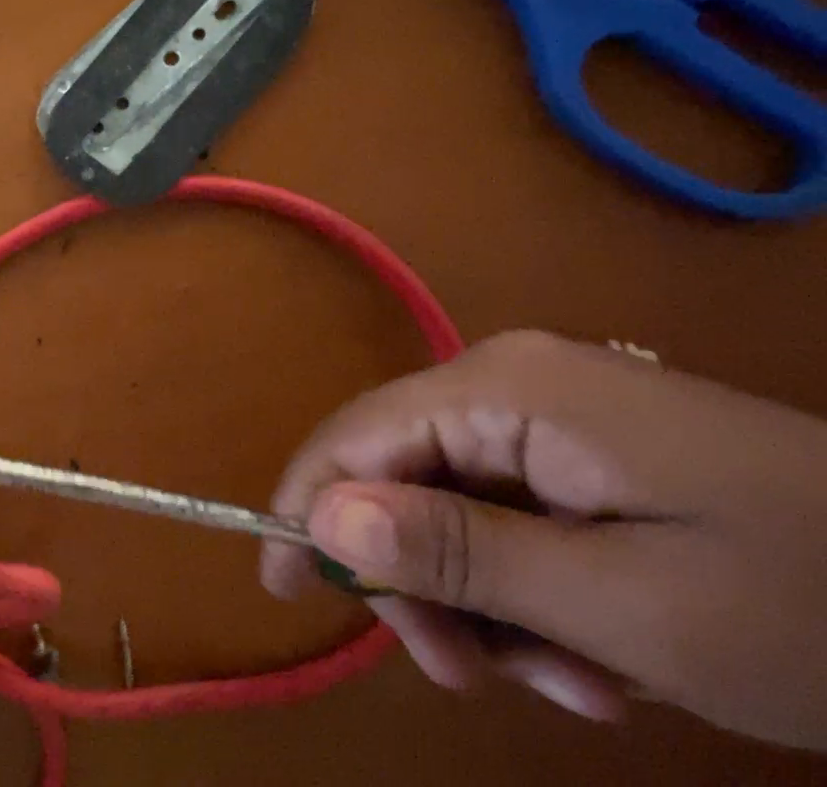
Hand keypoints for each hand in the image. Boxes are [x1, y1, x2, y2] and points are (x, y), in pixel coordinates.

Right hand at [262, 330, 826, 749]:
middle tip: (467, 675)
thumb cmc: (806, 604)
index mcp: (506, 389)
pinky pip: (509, 518)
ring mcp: (555, 417)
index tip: (289, 598)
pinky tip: (592, 655)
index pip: (353, 440)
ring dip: (485, 605)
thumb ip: (455, 551)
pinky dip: (531, 595)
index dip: (306, 514)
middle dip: (422, 584)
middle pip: (398, 478)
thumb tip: (318, 518)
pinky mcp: (590, 453)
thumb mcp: (618, 600)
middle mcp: (512, 383)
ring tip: (566, 682)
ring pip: (451, 509)